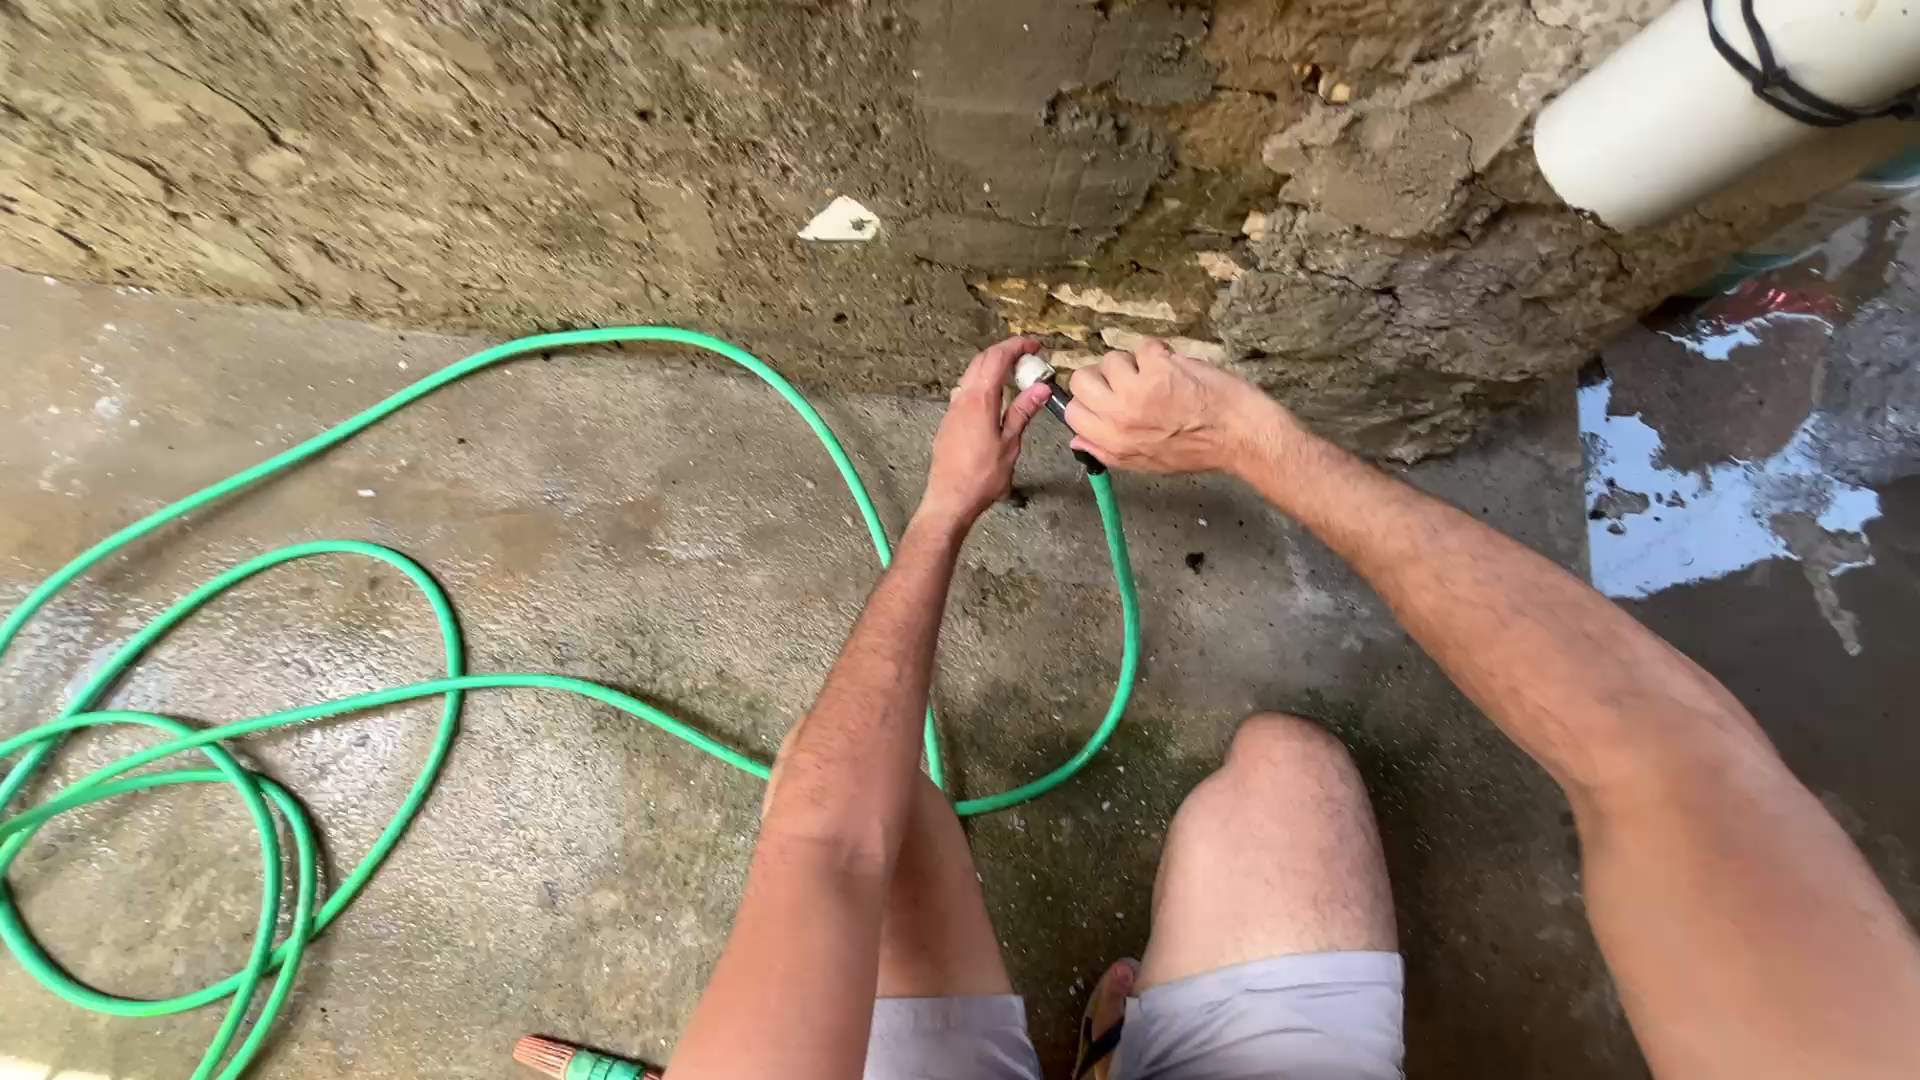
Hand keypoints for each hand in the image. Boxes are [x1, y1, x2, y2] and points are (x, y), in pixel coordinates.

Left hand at [915, 337, 1052, 531]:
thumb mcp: (1010, 443)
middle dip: (1004, 352)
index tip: (1034, 344)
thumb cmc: (981, 478)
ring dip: (991, 367)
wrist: (950, 500)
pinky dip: (981, 384)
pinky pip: (964, 392)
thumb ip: (1023, 412)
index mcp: (980, 400)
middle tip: (1027, 357)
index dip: (1016, 346)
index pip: (997, 358)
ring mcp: (952, 411)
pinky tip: (993, 398)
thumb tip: (1040, 388)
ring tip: (1013, 375)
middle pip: (981, 361)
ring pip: (970, 375)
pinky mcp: (948, 423)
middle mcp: (962, 400)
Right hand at [1064, 337, 1295, 474]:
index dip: (1088, 400)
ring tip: (1157, 375)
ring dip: (1133, 362)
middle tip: (1127, 381)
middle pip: (1082, 379)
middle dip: (1102, 376)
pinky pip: (1142, 346)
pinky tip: (1174, 366)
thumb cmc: (1197, 451)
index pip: (1073, 412)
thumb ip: (1106, 452)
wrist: (1238, 435)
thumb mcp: (1145, 464)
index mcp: (1112, 442)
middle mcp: (1118, 415)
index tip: (1105, 396)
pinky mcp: (1159, 367)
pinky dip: (1158, 351)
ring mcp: (1137, 389)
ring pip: (1111, 358)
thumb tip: (1077, 440)